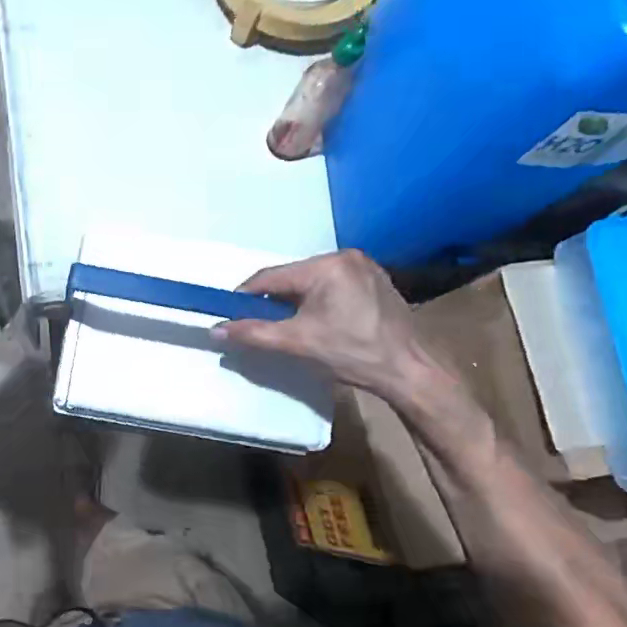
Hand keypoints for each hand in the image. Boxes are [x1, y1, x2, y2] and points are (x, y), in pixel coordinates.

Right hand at [211, 250, 432, 398]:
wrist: (410, 370)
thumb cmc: (353, 354)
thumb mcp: (298, 343)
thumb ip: (254, 333)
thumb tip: (216, 330)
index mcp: (327, 265)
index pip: (271, 276)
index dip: (246, 296)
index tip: (232, 315)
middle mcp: (345, 256)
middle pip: (291, 277)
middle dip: (273, 301)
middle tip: (262, 326)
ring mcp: (364, 266)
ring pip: (311, 281)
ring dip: (295, 302)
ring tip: (289, 327)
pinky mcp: (374, 280)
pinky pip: (332, 285)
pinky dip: (317, 301)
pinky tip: (318, 323)